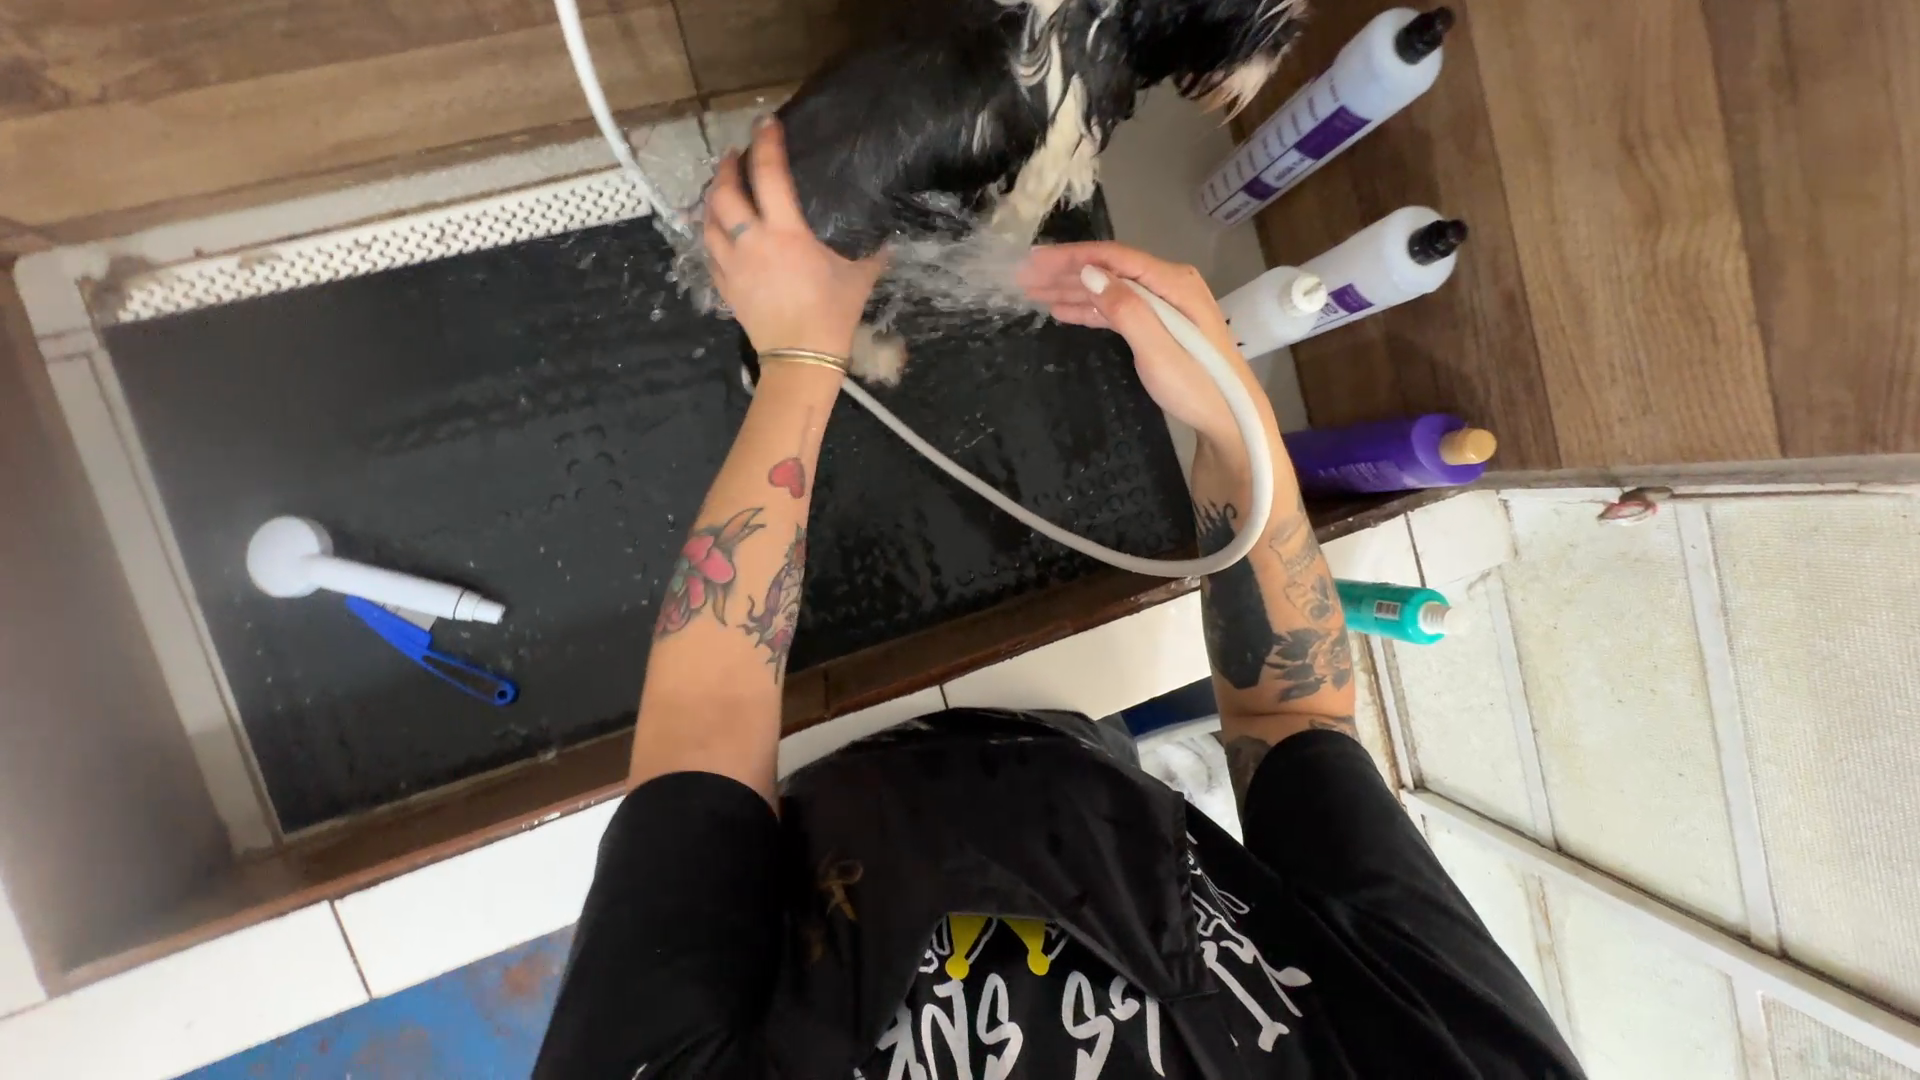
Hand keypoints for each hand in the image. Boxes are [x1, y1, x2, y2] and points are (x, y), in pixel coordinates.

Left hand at [704, 119, 886, 359]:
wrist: (802, 359)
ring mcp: (734, 265)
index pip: (769, 174)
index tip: (766, 124)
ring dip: (712, 199)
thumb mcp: (859, 280)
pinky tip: (718, 232)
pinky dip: (711, 236)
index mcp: (786, 233)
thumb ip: (872, 254)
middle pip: (725, 192)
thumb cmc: (832, 316)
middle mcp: (752, 242)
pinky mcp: (726, 287)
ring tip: (720, 190)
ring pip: (709, 221)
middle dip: (727, 169)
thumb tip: (890, 239)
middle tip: (734, 157)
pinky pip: (711, 253)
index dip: (766, 144)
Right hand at [1017, 242, 1254, 445]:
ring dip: (1071, 291)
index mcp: (1171, 284)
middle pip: (1107, 271)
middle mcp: (1167, 285)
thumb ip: (1127, 310)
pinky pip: (1116, 310)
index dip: (1072, 257)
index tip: (1034, 261)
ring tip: (1033, 294)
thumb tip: (1090, 275)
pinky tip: (1063, 311)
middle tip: (1023, 277)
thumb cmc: (1197, 387)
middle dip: (1064, 272)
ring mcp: (1162, 305)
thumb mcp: (1159, 351)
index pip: (1113, 258)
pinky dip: (1089, 310)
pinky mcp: (1158, 325)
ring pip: (1108, 290)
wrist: (1229, 419)